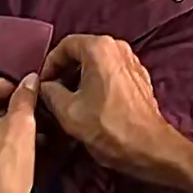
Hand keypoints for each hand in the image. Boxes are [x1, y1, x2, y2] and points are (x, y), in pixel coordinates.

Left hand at [0, 74, 37, 192]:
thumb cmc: (2, 175)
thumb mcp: (22, 127)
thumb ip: (25, 96)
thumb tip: (29, 79)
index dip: (13, 88)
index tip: (31, 97)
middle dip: (7, 107)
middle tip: (31, 115)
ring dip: (1, 124)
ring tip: (27, 133)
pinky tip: (12, 150)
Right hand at [39, 35, 192, 186]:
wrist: (150, 146)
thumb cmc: (108, 127)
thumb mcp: (70, 113)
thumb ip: (51, 94)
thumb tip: (44, 86)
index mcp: (99, 47)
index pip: (65, 45)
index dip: (49, 64)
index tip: (42, 85)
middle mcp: (117, 45)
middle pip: (82, 50)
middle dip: (64, 70)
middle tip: (52, 94)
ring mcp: (131, 58)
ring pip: (97, 60)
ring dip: (80, 77)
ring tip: (69, 100)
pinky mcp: (139, 74)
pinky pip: (112, 69)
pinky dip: (98, 80)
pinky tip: (92, 102)